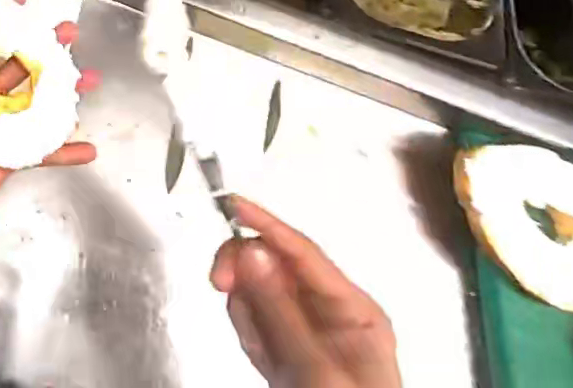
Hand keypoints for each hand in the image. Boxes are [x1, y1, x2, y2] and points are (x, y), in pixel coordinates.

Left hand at [0, 0, 99, 232]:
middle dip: (47, 45)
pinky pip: (42, 152)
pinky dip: (65, 151)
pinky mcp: (9, 156)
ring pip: (41, 101)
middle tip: (68, 30)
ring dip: (66, 90)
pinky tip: (87, 146)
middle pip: (24, 63)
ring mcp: (1, 125)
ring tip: (89, 77)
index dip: (4, 16)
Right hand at [211, 197, 401, 387]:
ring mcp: (308, 328)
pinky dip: (249, 333)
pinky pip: (255, 319)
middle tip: (220, 285)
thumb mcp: (316, 371)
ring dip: (247, 311)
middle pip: (274, 263)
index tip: (230, 202)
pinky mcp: (288, 348)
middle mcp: (330, 310)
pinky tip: (264, 362)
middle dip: (245, 270)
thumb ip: (279, 310)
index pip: (302, 250)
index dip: (265, 223)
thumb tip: (248, 249)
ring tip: (262, 354)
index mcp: (352, 308)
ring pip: (258, 289)